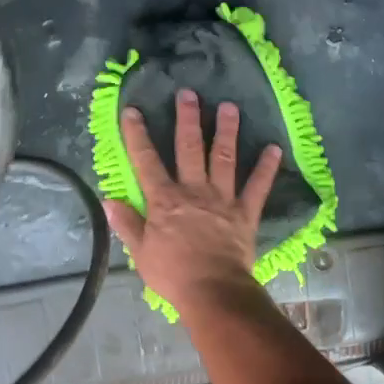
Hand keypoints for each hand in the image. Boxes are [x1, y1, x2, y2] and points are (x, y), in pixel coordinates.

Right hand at [104, 88, 282, 310]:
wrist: (212, 290)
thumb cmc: (173, 275)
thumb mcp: (140, 252)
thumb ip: (127, 224)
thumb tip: (109, 200)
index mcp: (164, 201)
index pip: (146, 161)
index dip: (137, 135)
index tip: (133, 110)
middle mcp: (193, 191)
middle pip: (189, 148)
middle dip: (188, 119)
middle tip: (189, 93)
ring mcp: (222, 199)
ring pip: (223, 158)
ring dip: (226, 131)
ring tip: (229, 107)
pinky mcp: (245, 213)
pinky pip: (258, 187)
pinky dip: (267, 168)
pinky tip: (275, 148)